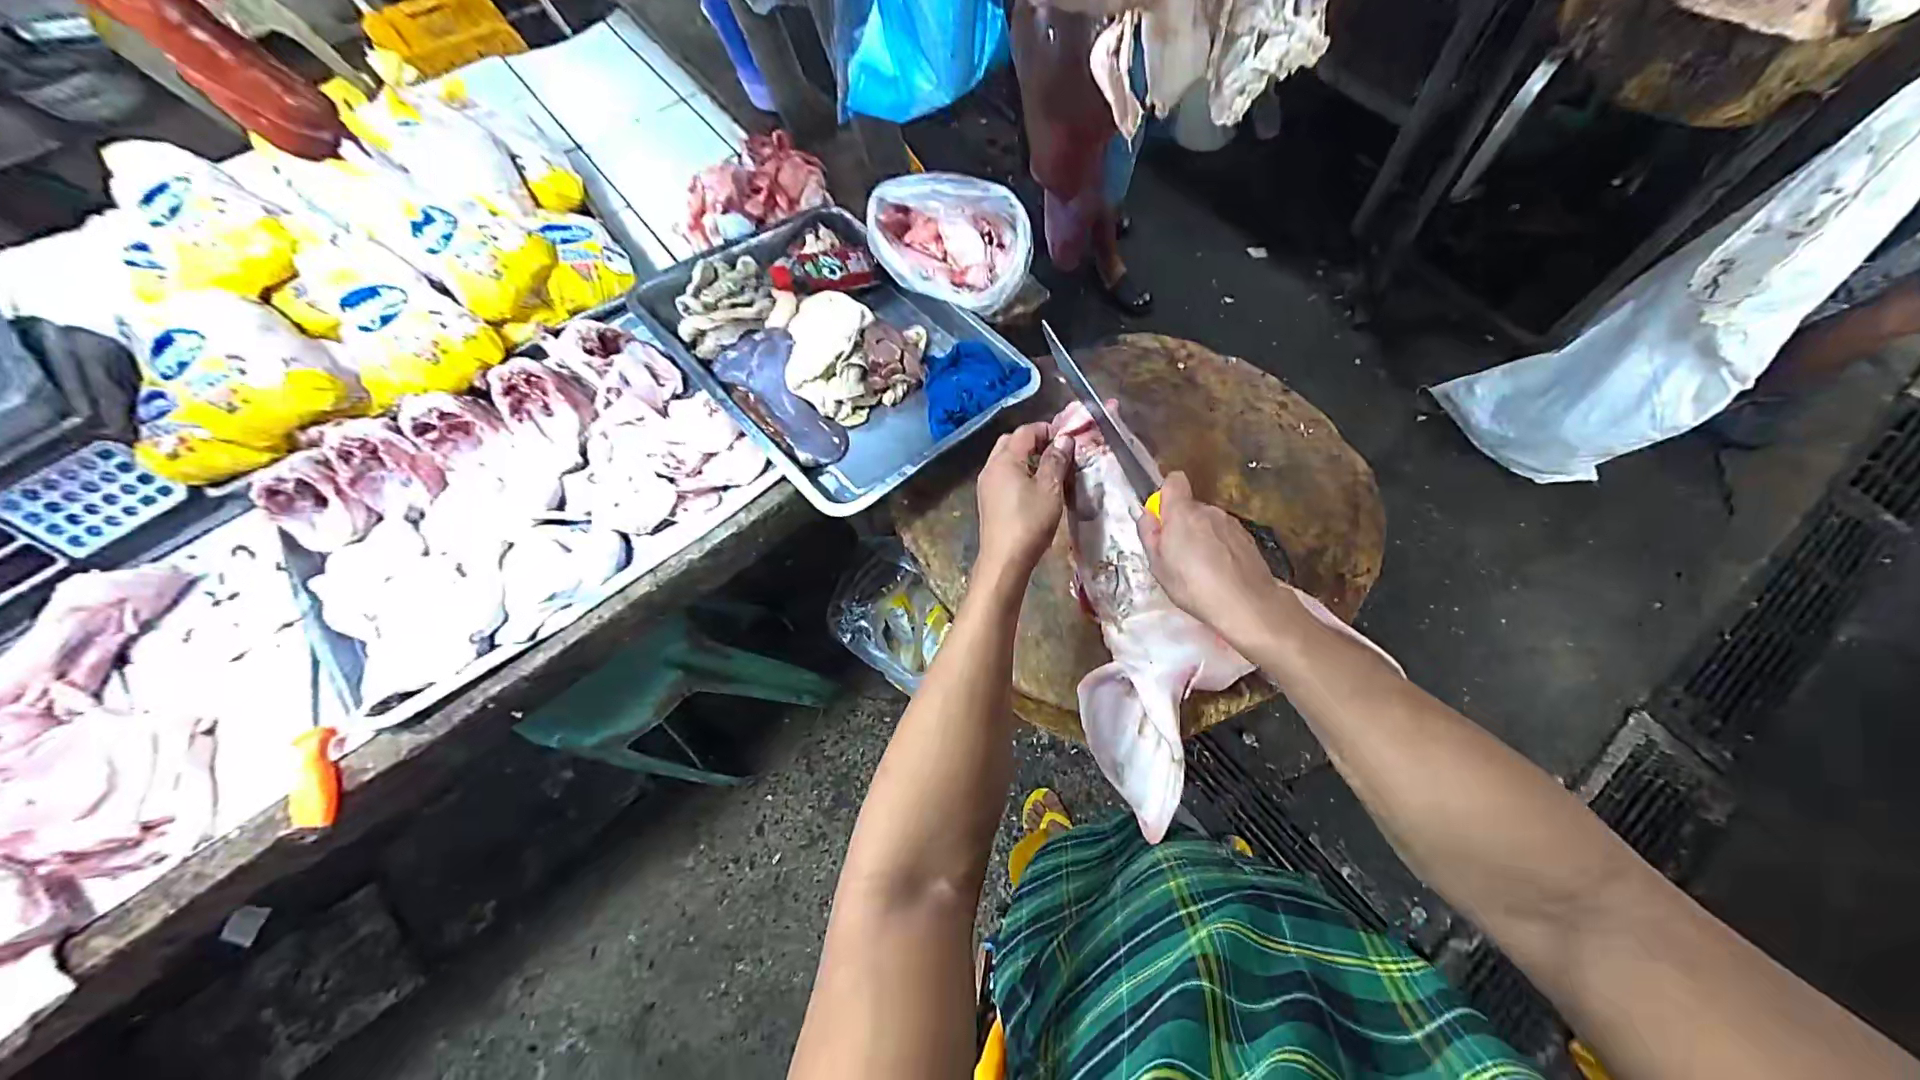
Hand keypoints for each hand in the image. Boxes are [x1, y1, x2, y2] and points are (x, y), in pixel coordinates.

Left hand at [975, 422, 1070, 578]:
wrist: (1004, 560)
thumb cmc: (1029, 522)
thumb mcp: (1050, 489)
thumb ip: (1056, 460)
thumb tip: (1063, 439)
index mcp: (1004, 460)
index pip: (1025, 431)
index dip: (1047, 430)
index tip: (1067, 441)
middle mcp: (990, 467)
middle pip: (1011, 442)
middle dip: (1035, 442)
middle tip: (1057, 454)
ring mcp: (986, 485)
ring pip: (1006, 459)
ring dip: (1026, 458)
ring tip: (1049, 471)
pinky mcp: (987, 501)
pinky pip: (1003, 476)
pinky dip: (1018, 474)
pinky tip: (1034, 489)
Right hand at [1136, 472, 1281, 641]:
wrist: (1246, 604)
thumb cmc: (1193, 586)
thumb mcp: (1158, 566)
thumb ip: (1149, 535)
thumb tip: (1147, 516)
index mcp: (1182, 513)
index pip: (1173, 481)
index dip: (1165, 495)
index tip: (1161, 519)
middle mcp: (1209, 511)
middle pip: (1190, 507)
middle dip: (1181, 524)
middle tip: (1176, 554)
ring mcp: (1231, 523)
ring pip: (1208, 522)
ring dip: (1201, 536)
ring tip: (1200, 568)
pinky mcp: (1247, 538)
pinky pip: (1224, 535)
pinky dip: (1219, 547)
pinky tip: (1219, 571)